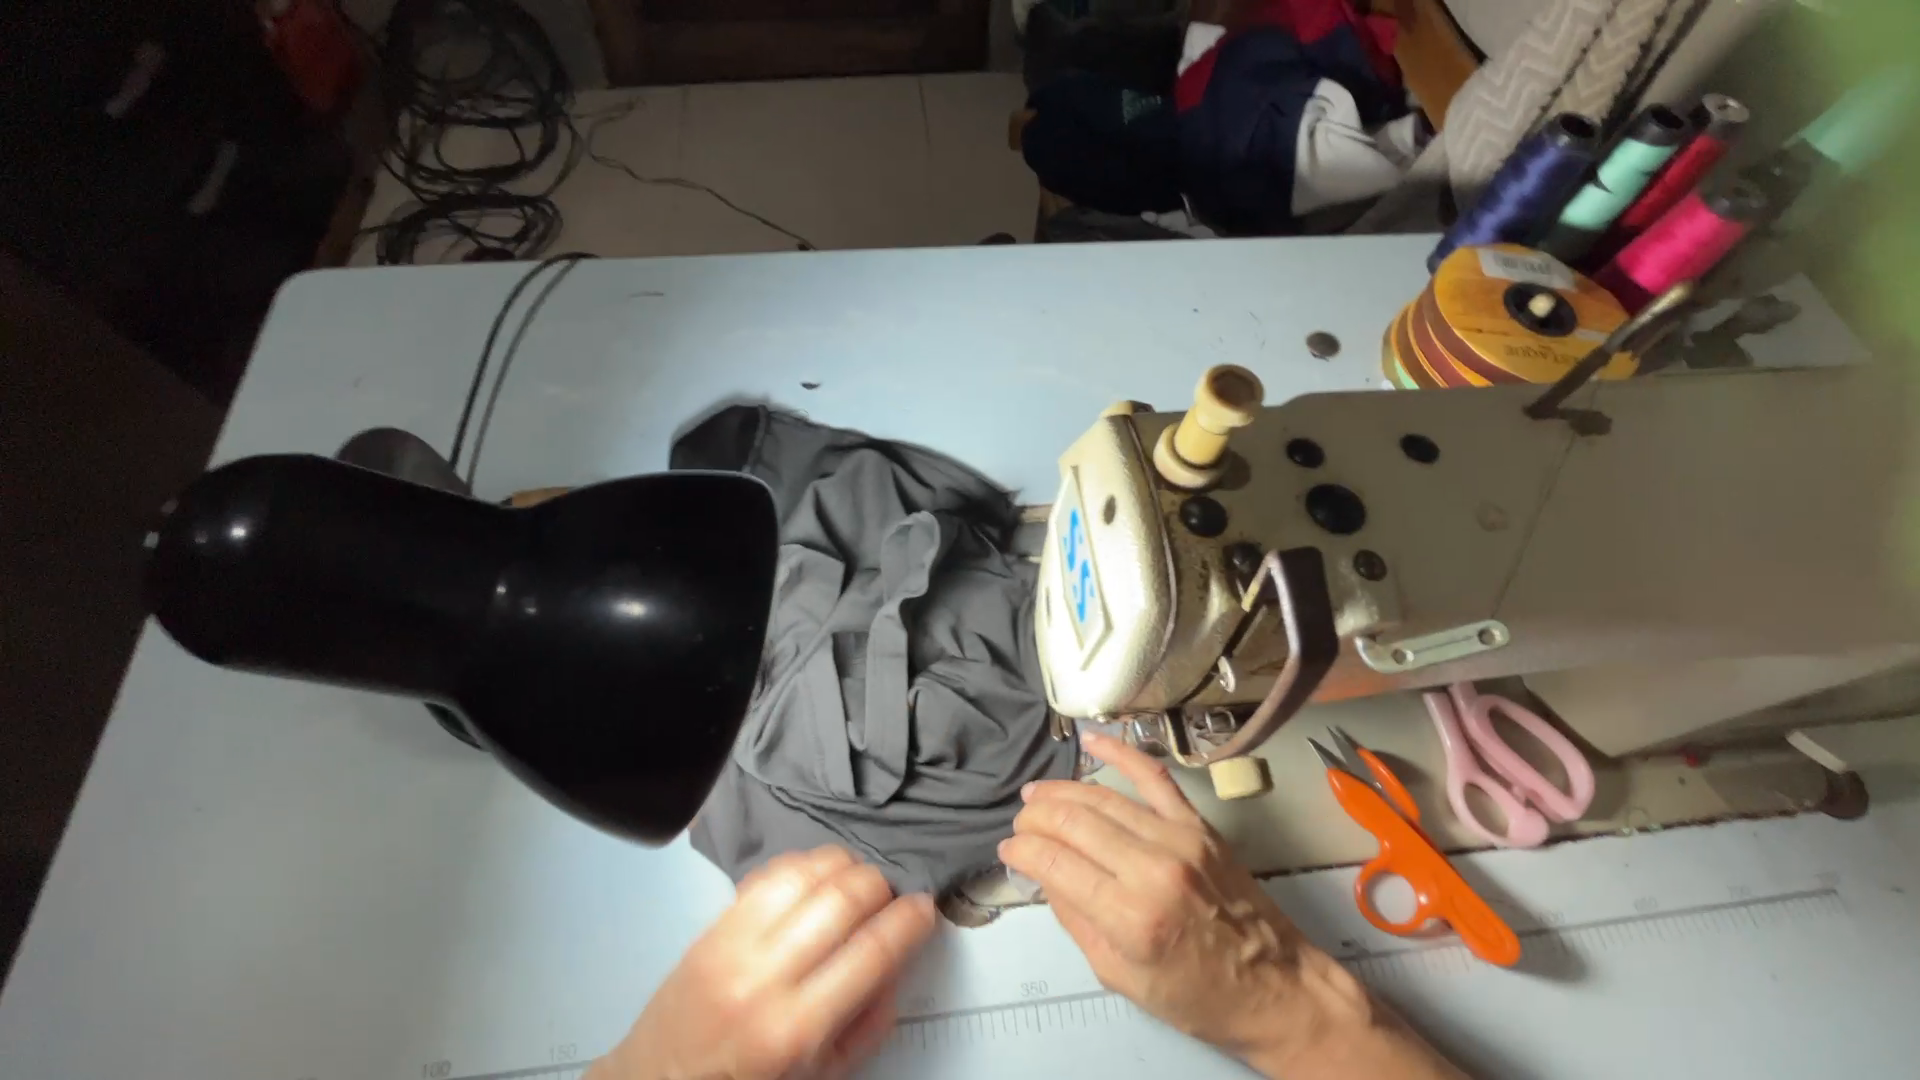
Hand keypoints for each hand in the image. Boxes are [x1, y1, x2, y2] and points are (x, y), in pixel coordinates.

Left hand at [591, 846, 937, 1079]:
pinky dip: (806, 864)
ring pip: (807, 873)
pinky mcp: (715, 922)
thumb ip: (868, 1021)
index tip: (925, 907)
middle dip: (881, 886)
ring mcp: (734, 943)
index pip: (872, 951)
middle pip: (842, 900)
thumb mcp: (822, 1076)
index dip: (909, 920)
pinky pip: (771, 872)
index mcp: (797, 1028)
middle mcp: (765, 978)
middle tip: (891, 895)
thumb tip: (898, 959)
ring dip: (845, 866)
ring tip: (858, 879)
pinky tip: (819, 876)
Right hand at [1001, 734, 1462, 1079]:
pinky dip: (1120, 751)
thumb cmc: (1199, 996)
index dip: (1021, 851)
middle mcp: (1152, 868)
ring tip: (1035, 795)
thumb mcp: (1121, 977)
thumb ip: (1076, 921)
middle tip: (1020, 823)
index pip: (1053, 863)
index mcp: (1130, 918)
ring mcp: (1178, 838)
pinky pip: (1152, 776)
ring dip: (1061, 790)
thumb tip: (1043, 874)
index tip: (1008, 850)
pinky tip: (1091, 739)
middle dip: (1035, 818)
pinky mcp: (1198, 824)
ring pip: (1102, 796)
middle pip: (1073, 821)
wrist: (1278, 986)